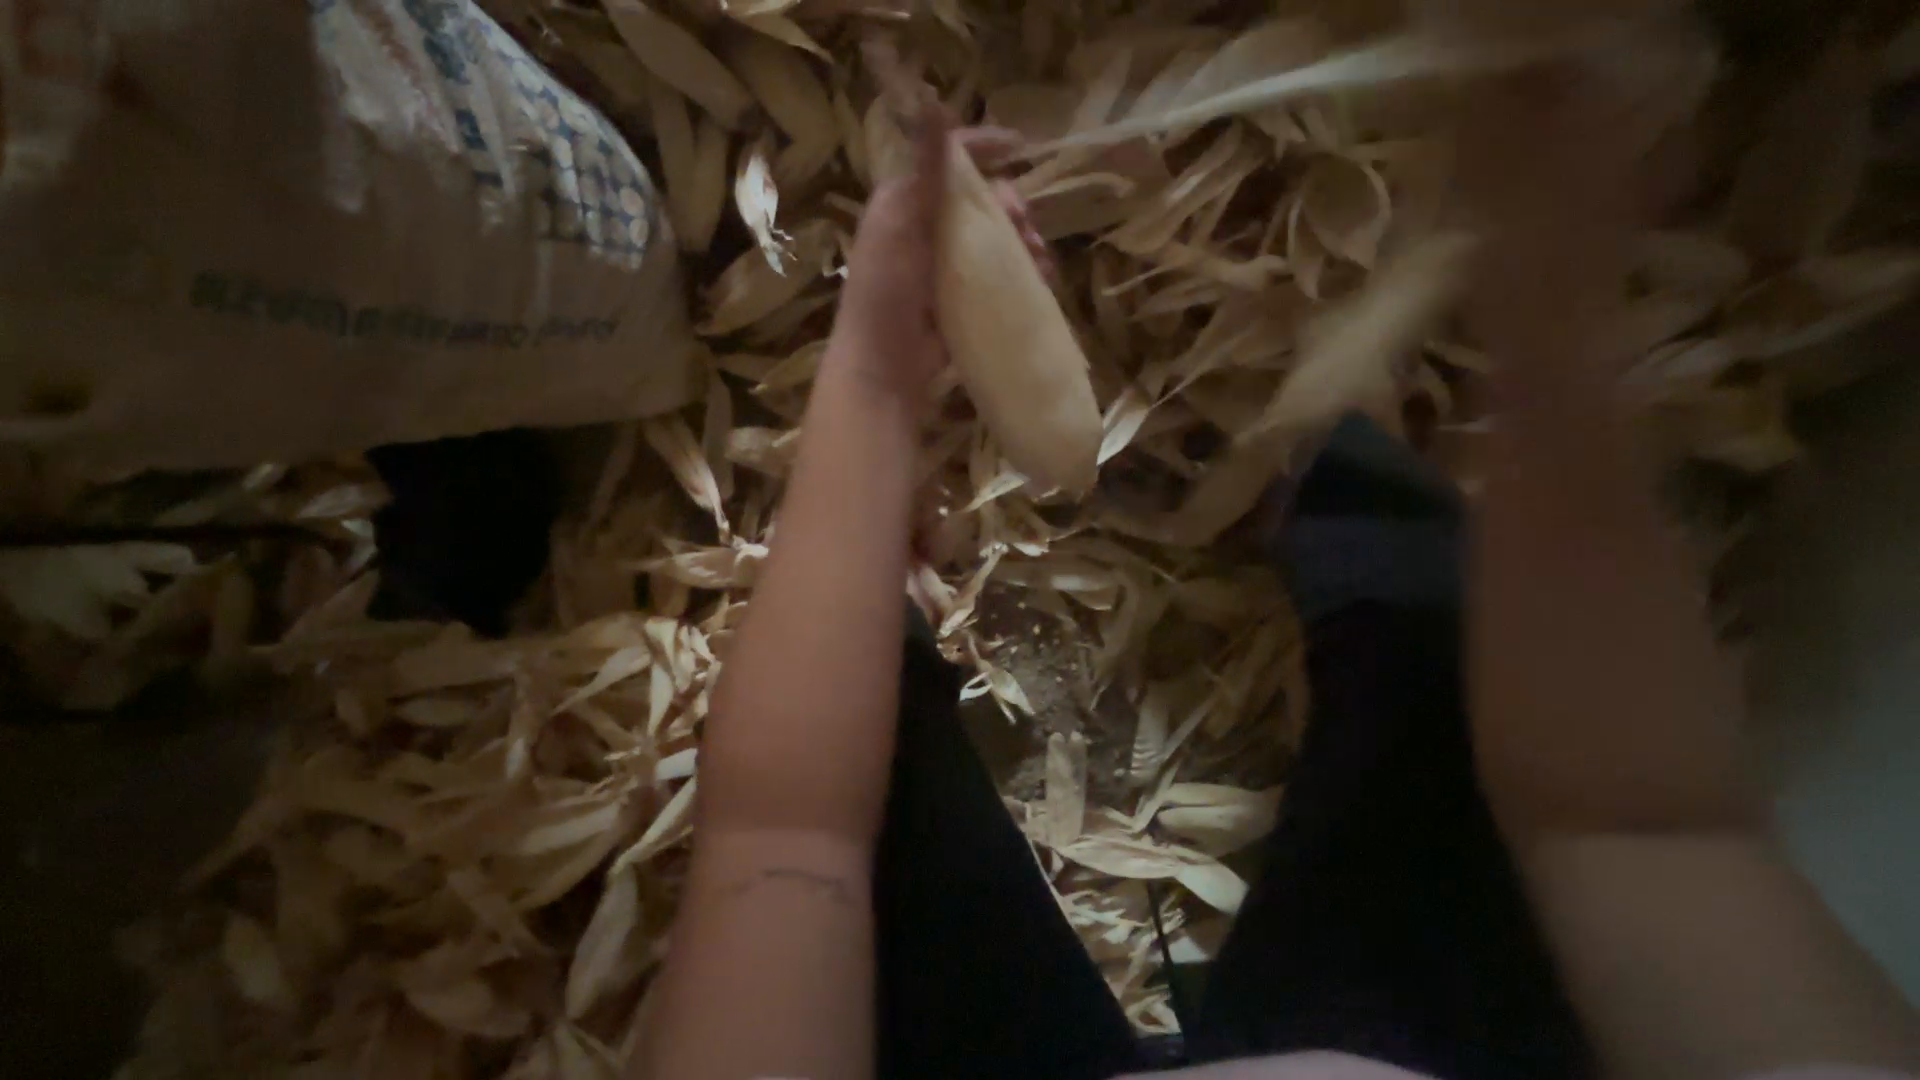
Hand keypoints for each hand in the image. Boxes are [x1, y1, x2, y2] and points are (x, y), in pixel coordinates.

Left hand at [831, 110, 1048, 404]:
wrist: (883, 368)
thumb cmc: (886, 291)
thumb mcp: (903, 222)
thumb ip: (926, 168)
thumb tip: (933, 99)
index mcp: (906, 202)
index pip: (950, 160)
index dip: (986, 147)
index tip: (1022, 146)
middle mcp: (927, 229)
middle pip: (982, 200)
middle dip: (1012, 206)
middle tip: (1025, 224)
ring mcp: (947, 267)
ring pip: (997, 239)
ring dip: (1024, 241)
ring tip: (1038, 258)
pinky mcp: (963, 301)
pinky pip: (1000, 275)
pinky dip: (1023, 272)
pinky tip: (1040, 279)